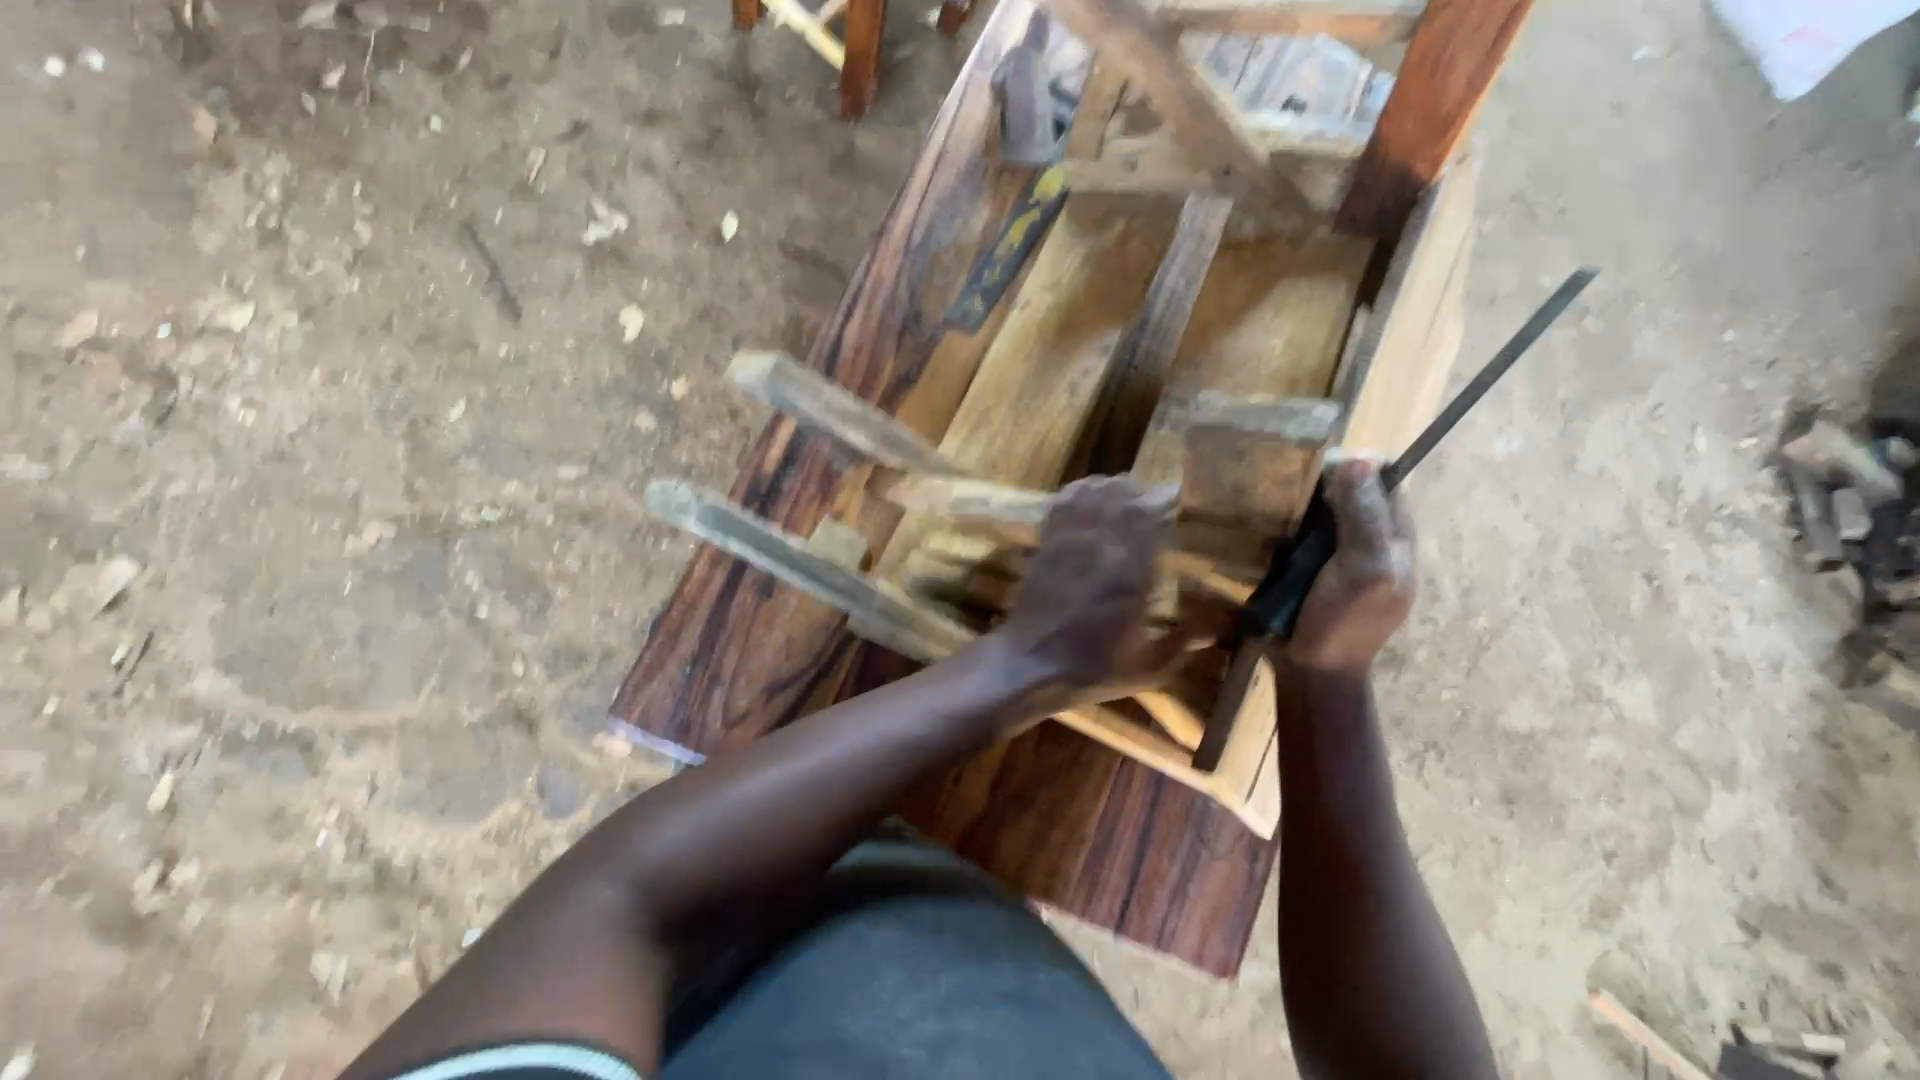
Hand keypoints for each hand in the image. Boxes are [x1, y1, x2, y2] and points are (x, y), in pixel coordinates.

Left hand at [991, 475, 1179, 695]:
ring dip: (1113, 488)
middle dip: (1142, 492)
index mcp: (1131, 575)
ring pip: (1093, 494)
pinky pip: (1063, 504)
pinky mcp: (1046, 545)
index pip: (1151, 518)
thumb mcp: (1147, 667)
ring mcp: (1069, 543)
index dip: (1165, 501)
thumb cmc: (1092, 670)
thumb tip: (1217, 632)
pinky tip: (1090, 492)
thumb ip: (1182, 644)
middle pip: (1124, 498)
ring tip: (1126, 493)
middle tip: (1155, 497)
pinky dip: (1079, 492)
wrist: (1029, 668)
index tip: (1178, 498)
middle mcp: (1101, 549)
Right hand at [1287, 460, 1415, 676]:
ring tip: (1272, 500)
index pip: (1383, 479)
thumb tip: (1359, 459)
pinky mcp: (1306, 566)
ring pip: (1321, 509)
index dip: (1355, 467)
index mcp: (1395, 536)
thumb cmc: (1344, 623)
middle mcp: (1369, 538)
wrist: (1311, 672)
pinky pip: (1298, 531)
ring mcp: (1337, 553)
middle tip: (1290, 486)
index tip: (1319, 468)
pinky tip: (1267, 524)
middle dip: (1323, 482)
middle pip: (1350, 490)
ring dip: (1299, 503)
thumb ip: (1365, 517)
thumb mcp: (1365, 569)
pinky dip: (1285, 524)